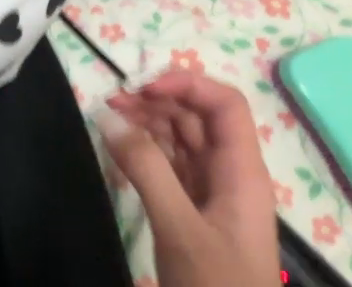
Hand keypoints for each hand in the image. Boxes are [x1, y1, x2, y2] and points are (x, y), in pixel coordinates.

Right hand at [97, 71, 279, 286]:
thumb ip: (144, 167)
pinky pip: (170, 164)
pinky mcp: (194, 210)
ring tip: (109, 118)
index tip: (141, 88)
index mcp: (242, 172)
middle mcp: (231, 174)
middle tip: (112, 103)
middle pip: (199, 117)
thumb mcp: (178, 227)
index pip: (225, 105)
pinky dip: (145, 149)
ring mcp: (213, 193)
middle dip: (157, 100)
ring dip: (148, 121)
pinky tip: (119, 147)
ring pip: (182, 138)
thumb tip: (109, 114)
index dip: (186, 84)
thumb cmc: (217, 286)